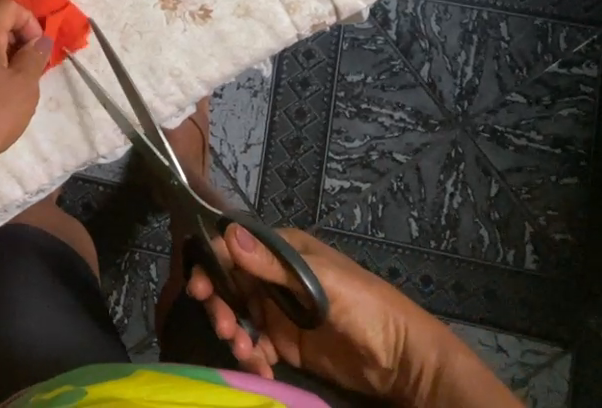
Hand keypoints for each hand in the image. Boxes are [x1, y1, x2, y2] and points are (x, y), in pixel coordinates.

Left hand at [0, 0, 53, 174]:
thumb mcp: (24, 85)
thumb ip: (34, 57)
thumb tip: (39, 41)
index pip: (6, 5)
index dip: (28, 20)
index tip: (37, 49)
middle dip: (19, 37)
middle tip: (32, 66)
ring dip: (6, 54)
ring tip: (19, 83)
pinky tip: (0, 96)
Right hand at [189, 223, 458, 400]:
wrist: (403, 360)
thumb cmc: (365, 305)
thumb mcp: (319, 280)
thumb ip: (272, 263)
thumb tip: (227, 233)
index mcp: (281, 251)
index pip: (233, 248)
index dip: (211, 264)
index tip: (198, 287)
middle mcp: (273, 276)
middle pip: (228, 283)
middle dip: (218, 304)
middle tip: (224, 328)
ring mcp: (277, 310)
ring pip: (237, 315)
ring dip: (232, 332)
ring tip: (244, 353)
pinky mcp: (285, 343)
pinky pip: (255, 346)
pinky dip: (251, 357)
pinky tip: (260, 368)